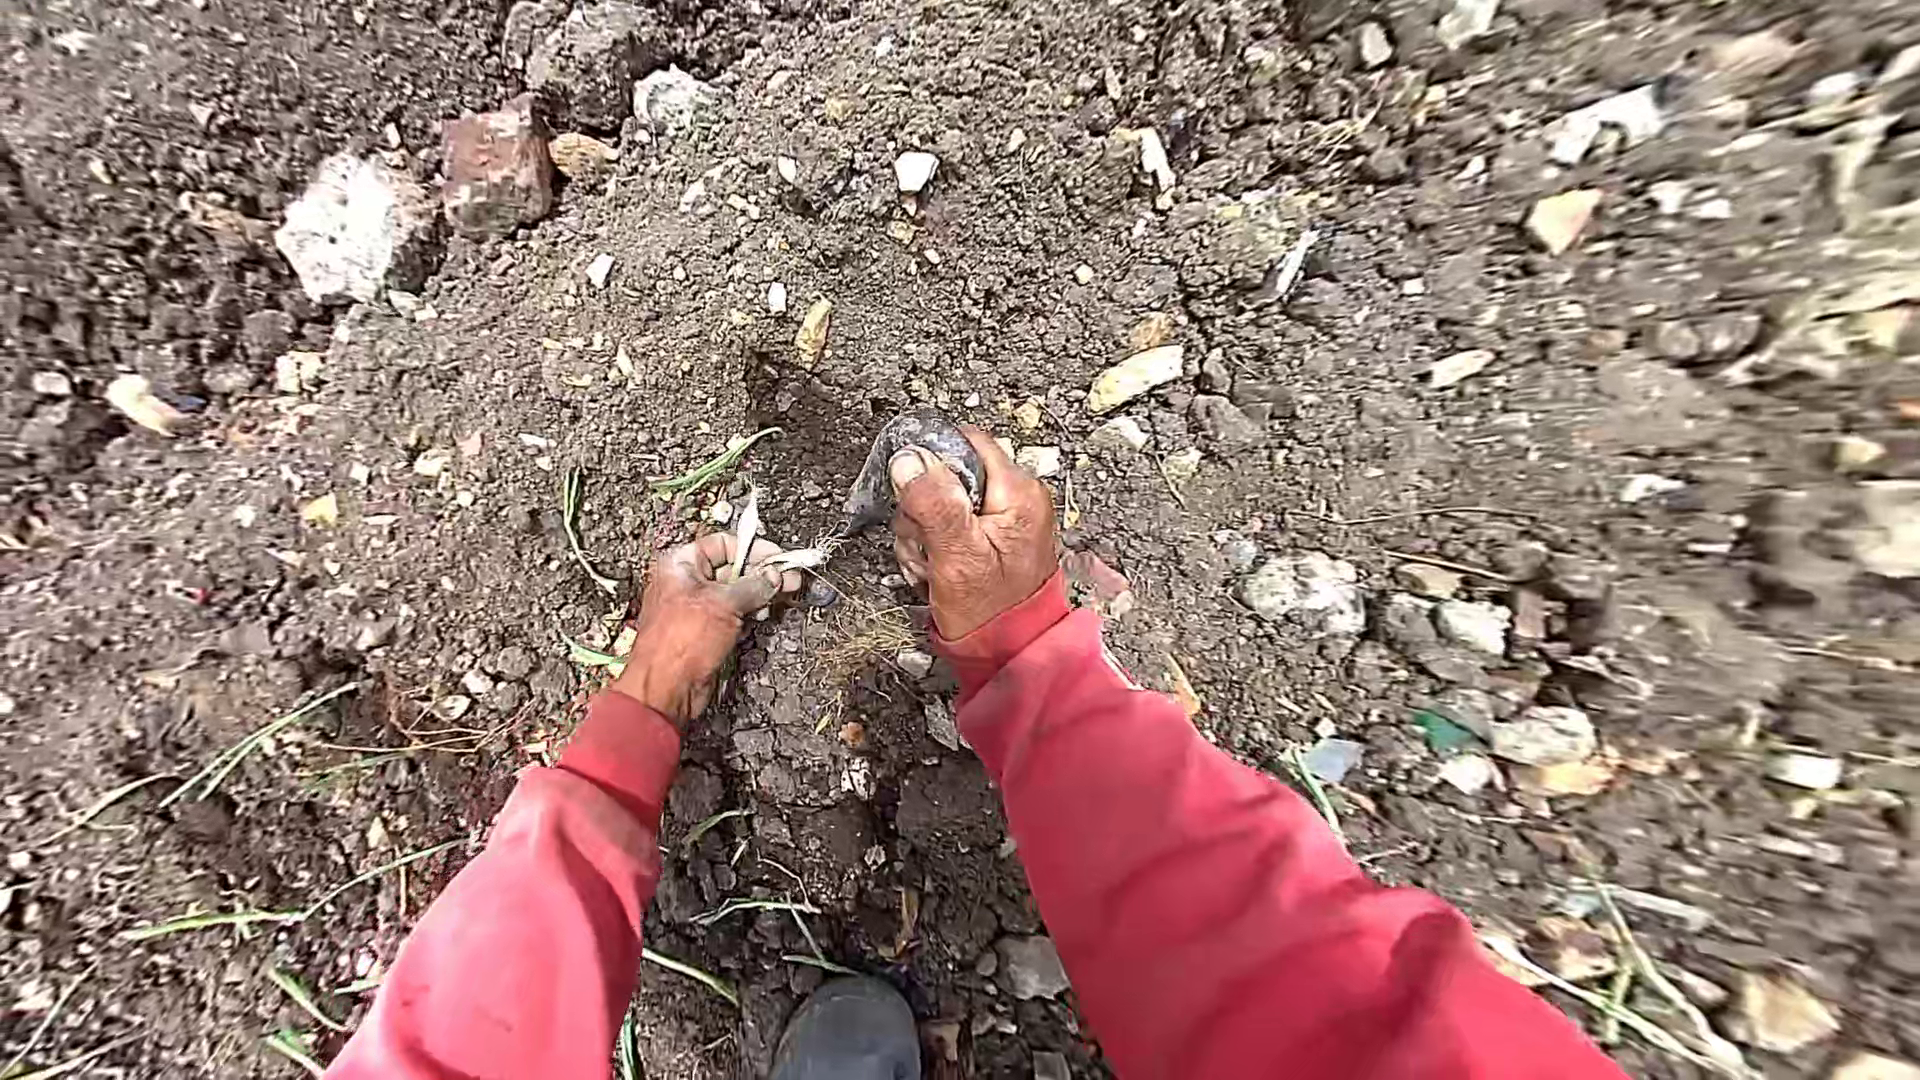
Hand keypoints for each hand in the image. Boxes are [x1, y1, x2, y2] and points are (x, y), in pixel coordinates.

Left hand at [612, 533, 801, 728]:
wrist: (666, 689)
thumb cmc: (680, 643)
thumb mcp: (724, 604)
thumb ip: (754, 585)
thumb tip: (774, 576)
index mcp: (681, 565)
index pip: (723, 544)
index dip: (753, 549)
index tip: (778, 558)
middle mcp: (688, 582)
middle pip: (733, 567)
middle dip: (762, 573)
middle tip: (789, 578)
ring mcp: (699, 607)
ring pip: (737, 591)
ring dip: (760, 594)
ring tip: (780, 596)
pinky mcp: (708, 629)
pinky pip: (735, 613)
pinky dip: (751, 612)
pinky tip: (763, 614)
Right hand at [889, 427, 1058, 639]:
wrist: (1007, 651)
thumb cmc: (991, 613)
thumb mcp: (958, 556)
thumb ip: (935, 505)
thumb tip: (910, 459)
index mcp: (1017, 492)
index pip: (964, 444)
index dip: (931, 464)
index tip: (914, 497)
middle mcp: (1014, 497)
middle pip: (948, 474)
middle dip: (922, 510)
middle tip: (926, 545)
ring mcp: (1002, 517)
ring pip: (940, 500)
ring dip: (922, 532)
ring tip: (931, 563)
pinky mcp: (990, 535)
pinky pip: (947, 523)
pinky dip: (932, 544)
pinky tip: (935, 567)